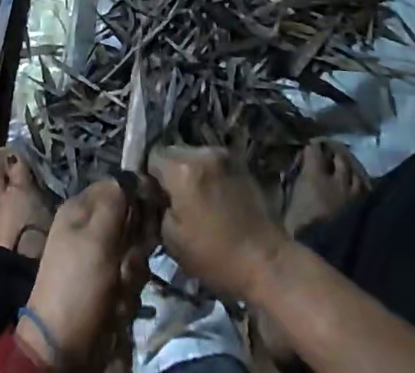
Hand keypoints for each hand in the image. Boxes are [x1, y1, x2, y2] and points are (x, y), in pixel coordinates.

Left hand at [20, 178, 134, 367]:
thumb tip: (135, 173)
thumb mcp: (95, 235)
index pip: (119, 185)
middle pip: (132, 220)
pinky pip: (132, 279)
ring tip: (118, 288)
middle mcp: (91, 228)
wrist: (64, 347)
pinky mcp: (110, 286)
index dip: (137, 196)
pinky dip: (128, 294)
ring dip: (133, 272)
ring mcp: (101, 259)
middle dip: (136, 242)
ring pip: (137, 252)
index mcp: (81, 208)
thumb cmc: (78, 283)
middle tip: (126, 259)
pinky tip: (116, 306)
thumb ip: (115, 199)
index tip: (150, 211)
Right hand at [149, 146, 287, 299]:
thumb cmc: (215, 256)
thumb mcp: (172, 240)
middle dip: (169, 172)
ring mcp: (224, 155)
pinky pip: (212, 162)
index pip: (152, 159)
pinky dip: (207, 174)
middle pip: (173, 153)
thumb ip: (157, 208)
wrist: (266, 261)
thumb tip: (153, 196)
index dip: (149, 178)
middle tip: (173, 200)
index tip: (153, 198)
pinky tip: (212, 197)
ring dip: (189, 172)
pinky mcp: (240, 163)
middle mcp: (202, 153)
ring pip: (193, 155)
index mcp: (182, 170)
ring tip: (195, 199)